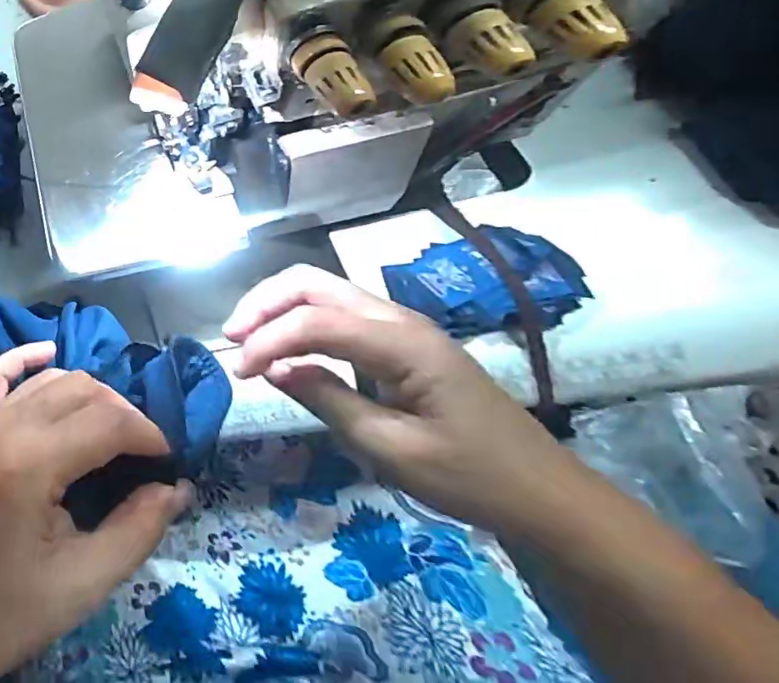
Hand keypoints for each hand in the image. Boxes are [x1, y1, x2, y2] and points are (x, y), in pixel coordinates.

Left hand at [0, 342, 191, 682]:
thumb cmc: (6, 611)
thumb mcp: (83, 582)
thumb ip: (137, 528)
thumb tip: (177, 488)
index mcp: (29, 461)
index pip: (107, 421)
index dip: (148, 435)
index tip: (170, 463)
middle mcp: (2, 424)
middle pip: (81, 389)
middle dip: (123, 413)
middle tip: (144, 455)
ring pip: (48, 379)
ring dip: (89, 395)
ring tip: (115, 433)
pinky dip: (25, 359)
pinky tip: (49, 351)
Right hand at [224, 265, 596, 538]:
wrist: (546, 494)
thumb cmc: (472, 477)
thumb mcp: (391, 450)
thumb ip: (327, 400)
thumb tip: (272, 369)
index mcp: (402, 342)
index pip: (314, 321)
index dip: (267, 340)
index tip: (239, 373)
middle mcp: (397, 318)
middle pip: (311, 283)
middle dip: (263, 303)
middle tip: (232, 338)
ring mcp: (400, 324)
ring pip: (321, 290)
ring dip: (278, 306)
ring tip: (247, 338)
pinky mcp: (399, 339)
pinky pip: (337, 311)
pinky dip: (300, 320)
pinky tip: (285, 346)